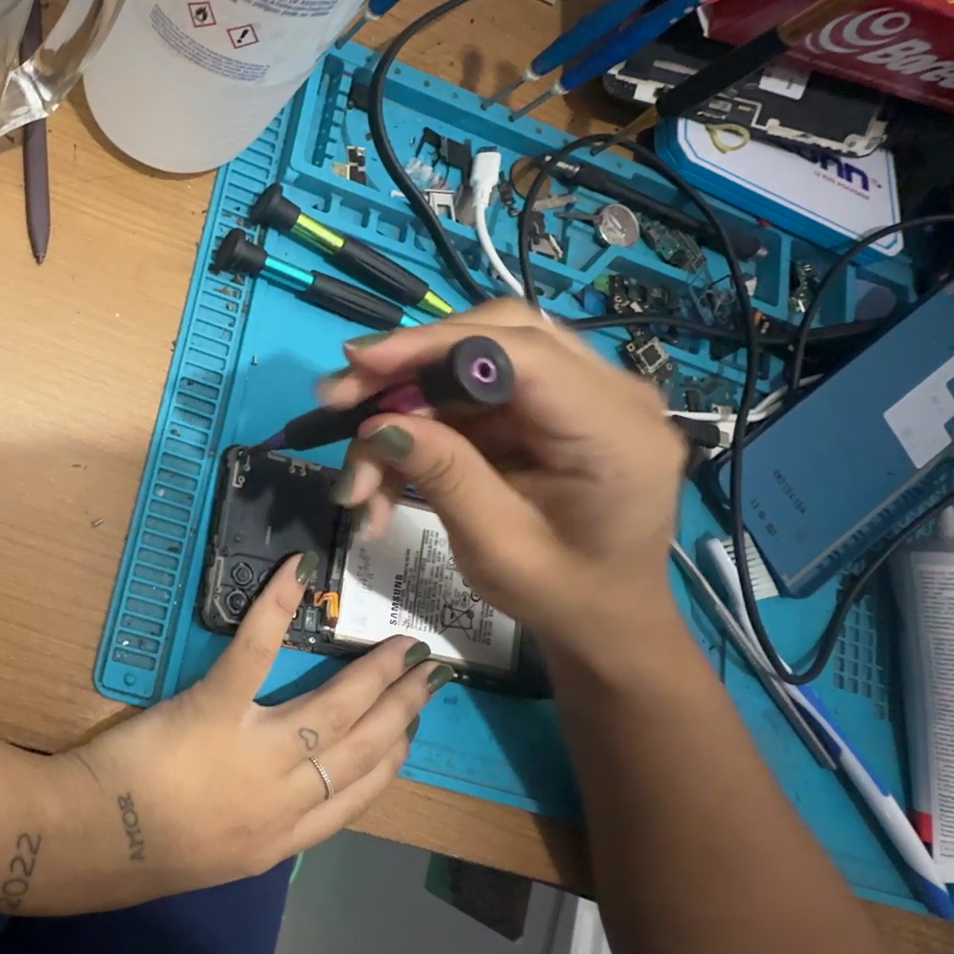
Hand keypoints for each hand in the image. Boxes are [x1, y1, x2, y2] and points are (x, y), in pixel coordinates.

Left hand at [63, 554, 446, 900]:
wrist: (99, 838)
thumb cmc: (147, 848)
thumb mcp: (222, 854)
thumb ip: (264, 827)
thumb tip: (291, 794)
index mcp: (287, 836)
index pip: (360, 794)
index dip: (392, 757)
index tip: (410, 730)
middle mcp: (287, 796)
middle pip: (362, 747)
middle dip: (400, 709)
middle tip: (428, 676)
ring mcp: (256, 750)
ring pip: (332, 708)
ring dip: (373, 675)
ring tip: (401, 647)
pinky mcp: (214, 707)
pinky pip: (255, 654)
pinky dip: (275, 611)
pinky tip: (295, 577)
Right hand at [321, 300, 686, 652]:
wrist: (602, 618)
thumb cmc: (561, 593)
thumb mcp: (497, 546)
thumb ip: (444, 475)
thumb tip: (377, 424)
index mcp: (614, 430)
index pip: (520, 352)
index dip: (433, 346)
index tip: (357, 363)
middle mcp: (604, 393)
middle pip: (493, 336)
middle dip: (407, 364)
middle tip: (338, 400)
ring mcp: (572, 395)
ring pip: (467, 363)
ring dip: (400, 404)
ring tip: (357, 472)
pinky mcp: (538, 407)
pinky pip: (462, 394)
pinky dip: (415, 426)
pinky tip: (383, 475)